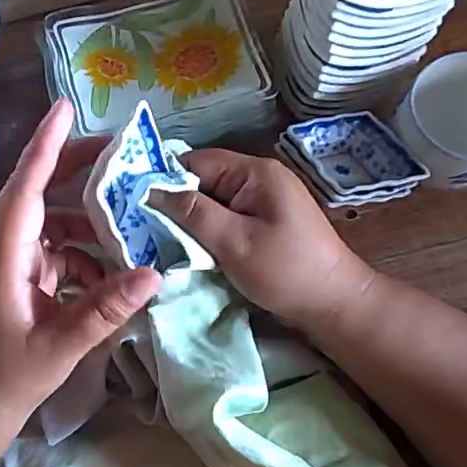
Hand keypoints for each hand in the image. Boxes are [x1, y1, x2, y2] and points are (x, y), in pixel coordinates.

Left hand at [0, 100, 161, 426]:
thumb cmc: (12, 376)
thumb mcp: (64, 344)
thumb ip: (106, 309)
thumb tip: (154, 273)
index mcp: (6, 259)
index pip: (25, 191)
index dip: (46, 149)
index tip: (66, 109)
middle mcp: (7, 251)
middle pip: (38, 194)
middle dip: (74, 169)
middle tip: (118, 152)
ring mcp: (15, 265)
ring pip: (54, 224)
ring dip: (89, 222)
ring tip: (128, 223)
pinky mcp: (24, 280)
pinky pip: (58, 253)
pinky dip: (85, 256)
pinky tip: (111, 277)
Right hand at [149, 148, 374, 332]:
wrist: (332, 304)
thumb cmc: (285, 271)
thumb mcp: (234, 241)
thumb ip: (193, 213)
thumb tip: (152, 191)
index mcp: (255, 173)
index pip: (196, 162)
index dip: (164, 179)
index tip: (134, 204)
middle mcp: (257, 180)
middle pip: (201, 182)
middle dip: (173, 204)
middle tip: (140, 228)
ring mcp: (261, 202)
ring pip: (209, 203)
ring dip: (188, 222)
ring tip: (158, 241)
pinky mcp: (261, 224)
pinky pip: (223, 220)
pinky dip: (204, 234)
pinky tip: (187, 250)